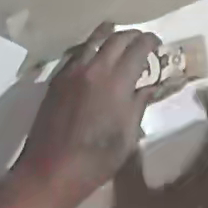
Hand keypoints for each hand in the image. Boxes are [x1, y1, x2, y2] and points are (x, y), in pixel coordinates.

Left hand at [16, 24, 177, 207]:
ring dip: (111, 34)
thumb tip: (150, 86)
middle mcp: (96, 68)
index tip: (156, 44)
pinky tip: (94, 56)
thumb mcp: (128, 136)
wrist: (50, 172)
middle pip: (118, 38)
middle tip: (141, 41)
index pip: (139, 48)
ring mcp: (74, 71)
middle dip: (134, 35)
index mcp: (118, 81)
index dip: (150, 41)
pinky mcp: (58, 78)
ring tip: (119, 38)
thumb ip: (139, 104)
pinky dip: (91, 48)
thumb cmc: (96, 160)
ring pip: (95, 39)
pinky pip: (78, 53)